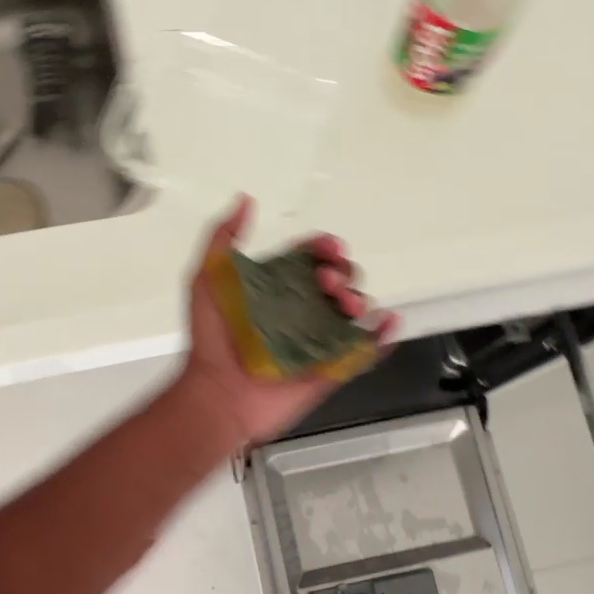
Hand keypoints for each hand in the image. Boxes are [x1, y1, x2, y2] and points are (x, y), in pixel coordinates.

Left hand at [176, 195, 397, 447]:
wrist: (217, 393)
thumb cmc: (211, 339)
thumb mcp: (207, 279)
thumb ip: (222, 239)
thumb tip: (245, 200)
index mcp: (277, 288)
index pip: (311, 259)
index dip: (323, 248)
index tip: (325, 248)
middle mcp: (300, 311)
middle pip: (338, 281)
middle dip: (342, 273)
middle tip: (326, 282)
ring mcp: (318, 341)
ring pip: (354, 312)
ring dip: (359, 299)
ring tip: (344, 304)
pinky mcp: (331, 369)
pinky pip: (365, 351)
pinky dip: (381, 336)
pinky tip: (386, 322)